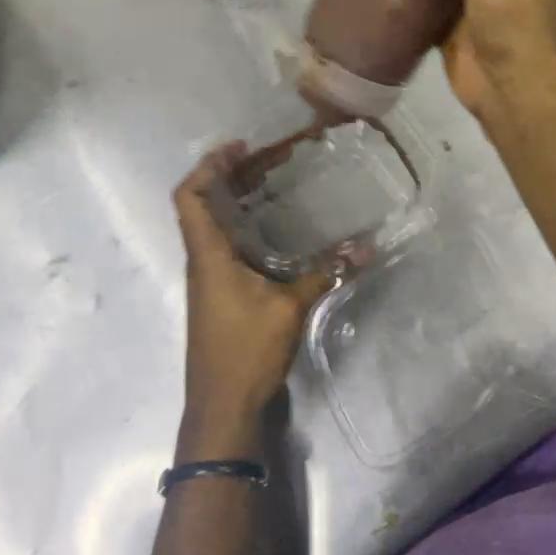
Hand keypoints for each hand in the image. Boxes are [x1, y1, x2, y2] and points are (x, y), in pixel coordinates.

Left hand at [173, 143, 331, 437]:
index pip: (189, 199)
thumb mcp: (291, 307)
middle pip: (201, 206)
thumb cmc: (246, 351)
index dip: (207, 166)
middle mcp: (203, 262)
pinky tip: (279, 229)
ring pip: (214, 227)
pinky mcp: (221, 296)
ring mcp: (210, 281)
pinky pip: (227, 247)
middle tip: (266, 157)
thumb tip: (366, 247)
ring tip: (274, 183)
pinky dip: (246, 227)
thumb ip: (325, 272)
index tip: (239, 148)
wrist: (222, 407)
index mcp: (209, 257)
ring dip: (235, 201)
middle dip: (226, 176)